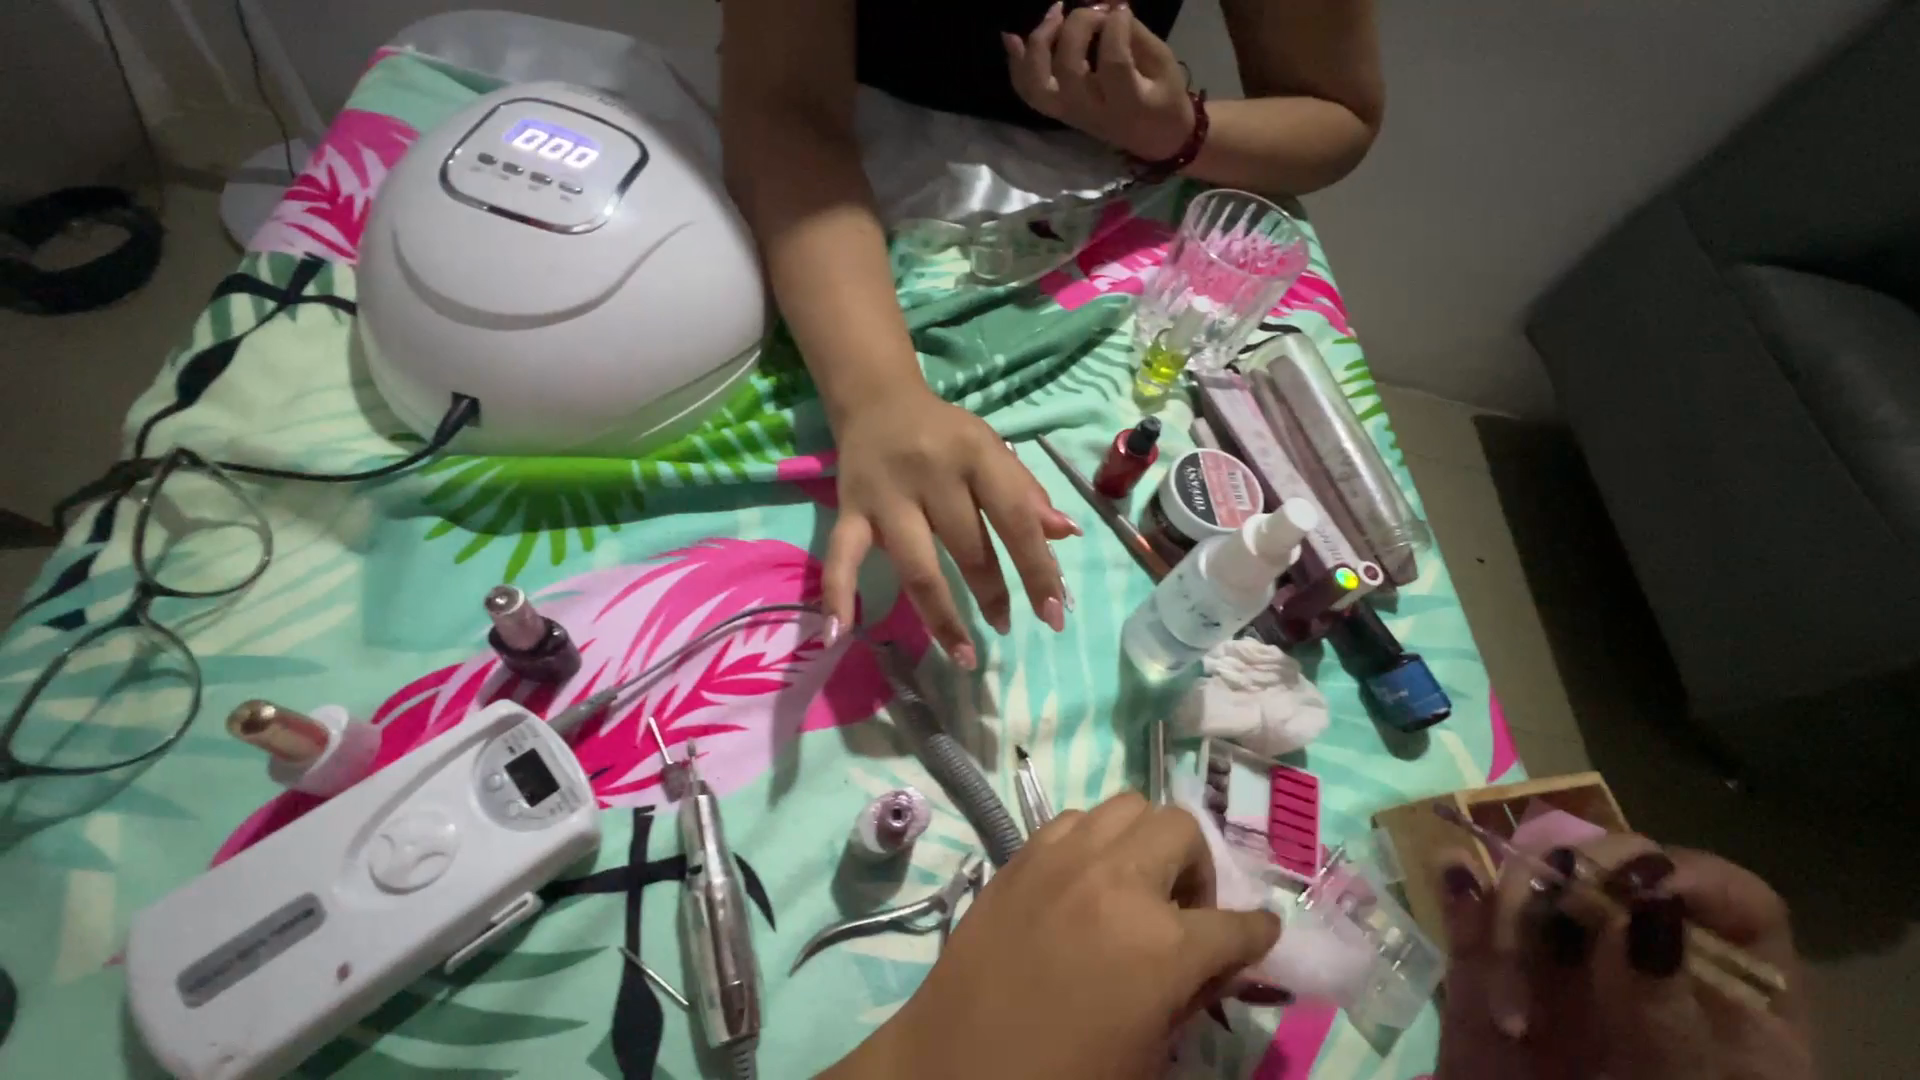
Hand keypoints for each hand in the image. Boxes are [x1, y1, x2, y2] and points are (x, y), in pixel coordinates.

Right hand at [823, 385, 1078, 665]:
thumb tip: (1066, 535)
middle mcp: (931, 474)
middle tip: (1006, 627)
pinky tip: (840, 633)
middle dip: (992, 594)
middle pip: (966, 546)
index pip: (1014, 517)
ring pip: (915, 565)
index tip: (1054, 613)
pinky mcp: (849, 510)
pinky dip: (837, 593)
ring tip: (964, 655)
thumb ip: (1026, 491)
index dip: (1037, 568)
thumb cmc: (946, 433)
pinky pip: (840, 556)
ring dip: (940, 616)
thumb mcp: (992, 448)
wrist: (877, 401)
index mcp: (975, 455)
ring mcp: (886, 496)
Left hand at [823, 794, 1281, 1079]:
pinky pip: (1075, 819)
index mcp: (1160, 943)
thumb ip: (1192, 990)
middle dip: (1198, 867)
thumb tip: (1219, 956)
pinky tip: (1084, 878)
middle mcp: (1116, 879)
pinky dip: (1094, 840)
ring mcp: (1065, 856)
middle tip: (1182, 909)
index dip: (1256, 933)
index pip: (1236, 923)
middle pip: (1182, 829)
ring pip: (1128, 806)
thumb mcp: (1149, 1049)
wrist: (960, 1062)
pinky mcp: (1023, 851)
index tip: (1258, 933)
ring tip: (1133, 884)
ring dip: (1144, 841)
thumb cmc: (1064, 1071)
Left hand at [1004, 2, 1195, 161]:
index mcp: (1126, 104)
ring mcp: (1069, 114)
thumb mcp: (1163, 64)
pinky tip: (1012, 37)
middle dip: (1078, 27)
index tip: (1121, 11)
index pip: (1111, 63)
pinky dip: (1016, 64)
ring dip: (1040, 42)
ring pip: (1039, 83)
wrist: (1154, 139)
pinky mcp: (1058, 111)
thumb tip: (1109, 6)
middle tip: (1095, 10)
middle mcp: (1091, 112)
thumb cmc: (1163, 99)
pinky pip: (1028, 92)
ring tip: (1056, 13)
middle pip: (1068, 68)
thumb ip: (1135, 34)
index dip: (1113, 27)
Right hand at [1434, 838, 1813, 1079]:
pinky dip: (1462, 886)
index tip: (1637, 890)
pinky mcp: (1491, 956)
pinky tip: (1454, 878)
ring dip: (1513, 915)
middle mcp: (1646, 955)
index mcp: (1725, 992)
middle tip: (1558, 910)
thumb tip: (1644, 903)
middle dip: (1582, 879)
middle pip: (1620, 868)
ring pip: (1539, 880)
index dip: (1687, 875)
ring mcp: (1562, 951)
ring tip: (1508, 1009)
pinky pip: (1474, 900)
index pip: (1729, 897)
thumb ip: (1667, 1009)